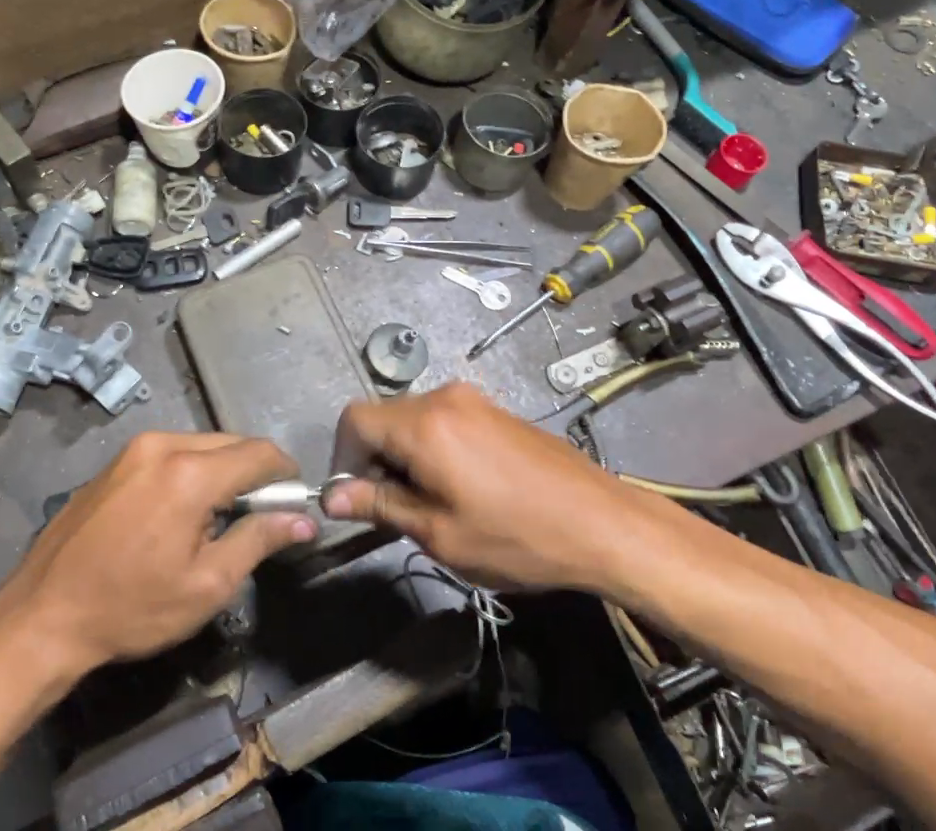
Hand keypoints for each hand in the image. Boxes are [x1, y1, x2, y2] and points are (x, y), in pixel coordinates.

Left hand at [0, 433, 316, 671]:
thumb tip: (303, 520)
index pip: (259, 453)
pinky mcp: (112, 464)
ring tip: (219, 519)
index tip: (295, 502)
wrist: (42, 616)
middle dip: (254, 472)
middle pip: (230, 443)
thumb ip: (259, 540)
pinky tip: (182, 513)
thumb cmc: (131, 608)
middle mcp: (161, 447)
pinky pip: (169, 454)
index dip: (286, 474)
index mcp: (189, 474)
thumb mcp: (207, 585)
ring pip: (200, 446)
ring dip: (222, 472)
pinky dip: (190, 472)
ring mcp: (131, 451)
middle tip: (260, 517)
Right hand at [323, 383, 618, 590]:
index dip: (343, 459)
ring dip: (404, 456)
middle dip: (374, 460)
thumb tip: (331, 497)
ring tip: (430, 504)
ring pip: (412, 420)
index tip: (357, 500)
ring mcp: (475, 401)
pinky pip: (443, 421)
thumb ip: (380, 506)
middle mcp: (445, 399)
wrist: (603, 524)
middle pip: (382, 417)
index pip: (353, 420)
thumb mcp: (439, 532)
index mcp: (424, 425)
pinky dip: (432, 449)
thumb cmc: (516, 536)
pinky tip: (461, 488)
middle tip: (394, 510)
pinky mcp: (497, 411)